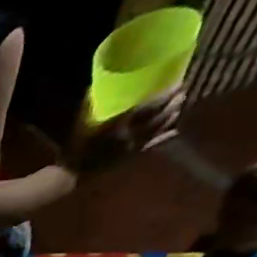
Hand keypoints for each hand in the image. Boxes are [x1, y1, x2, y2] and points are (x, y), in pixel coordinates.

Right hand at [65, 88, 184, 174]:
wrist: (73, 172)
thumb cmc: (76, 144)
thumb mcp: (81, 120)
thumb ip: (91, 102)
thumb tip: (98, 84)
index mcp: (119, 124)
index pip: (147, 107)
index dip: (164, 96)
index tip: (176, 83)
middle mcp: (130, 135)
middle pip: (157, 118)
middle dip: (172, 104)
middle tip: (183, 91)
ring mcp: (132, 147)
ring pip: (157, 130)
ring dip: (170, 118)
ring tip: (180, 106)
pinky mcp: (130, 157)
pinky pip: (151, 145)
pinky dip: (163, 138)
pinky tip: (173, 132)